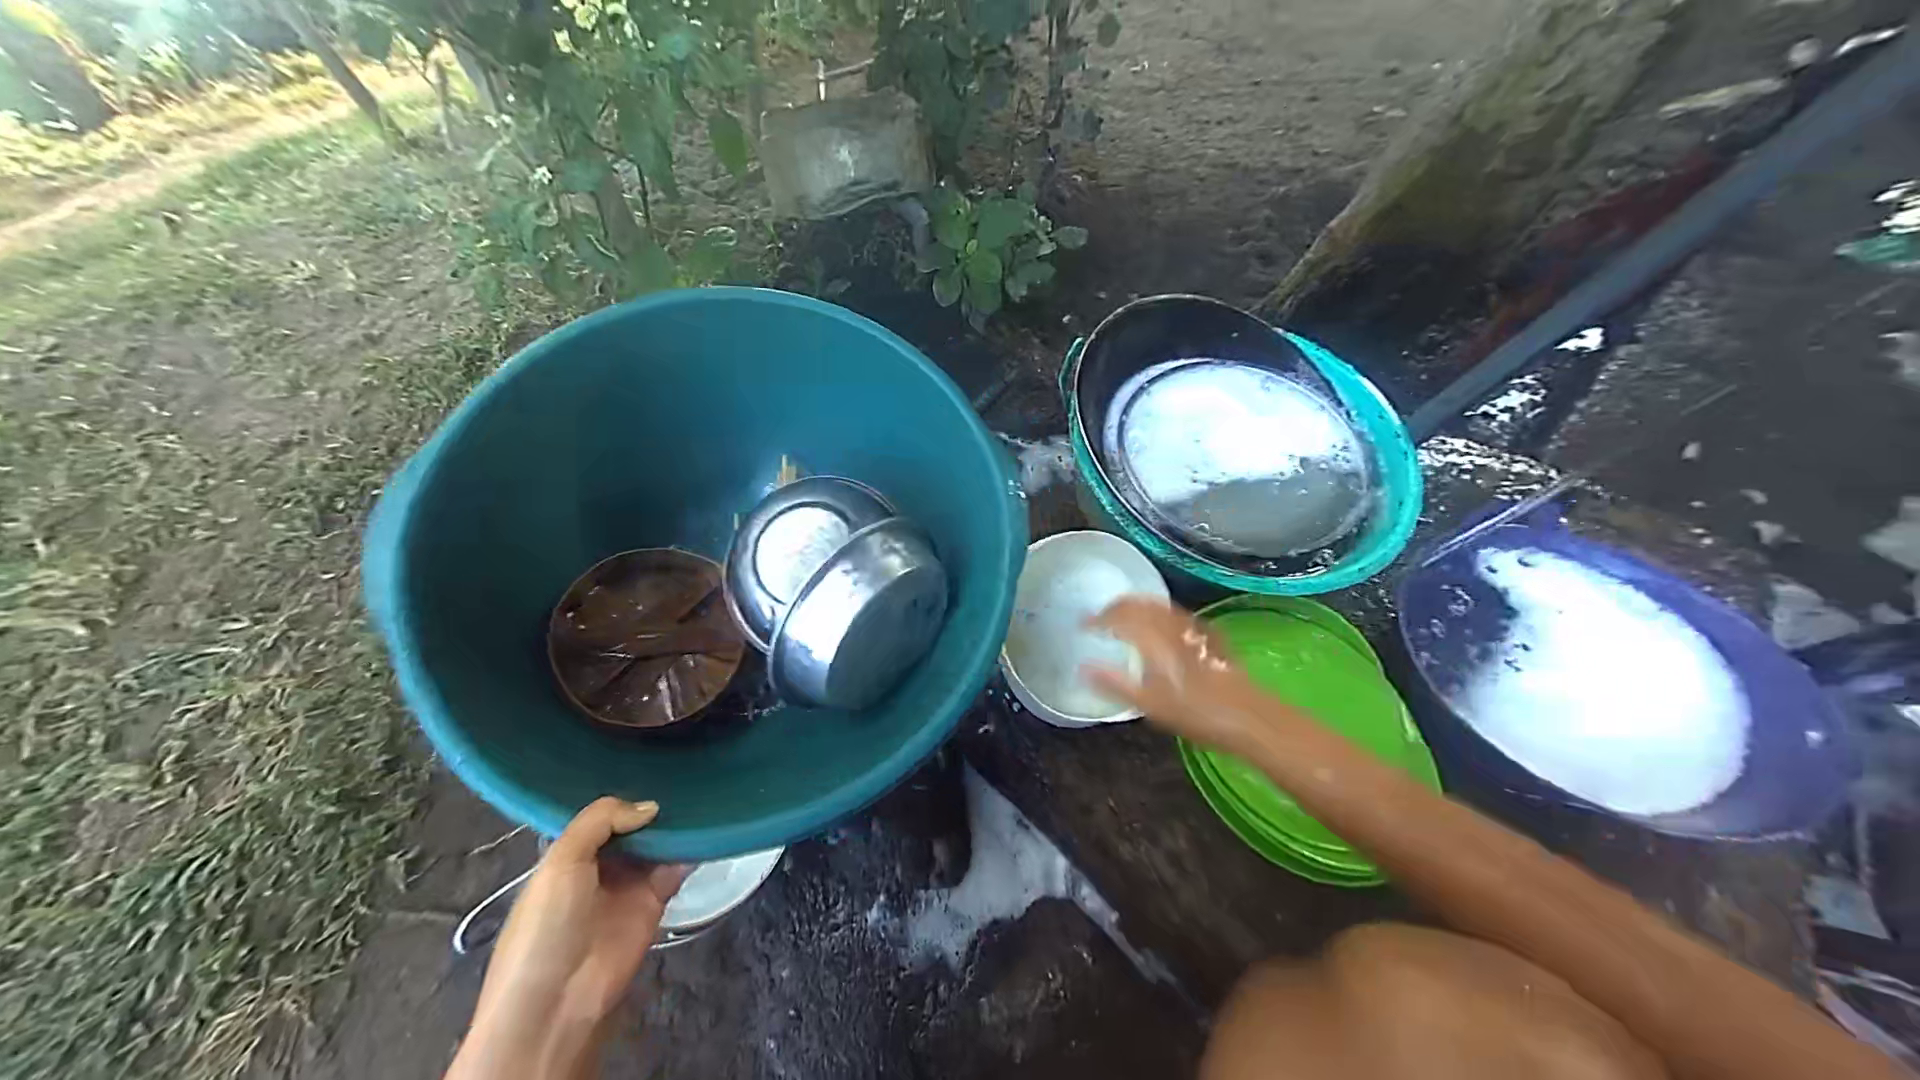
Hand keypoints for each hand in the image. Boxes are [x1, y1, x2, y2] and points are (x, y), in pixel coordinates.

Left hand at [448, 798, 688, 1079]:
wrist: (559, 997)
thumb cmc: (547, 924)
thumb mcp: (561, 861)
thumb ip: (600, 821)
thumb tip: (650, 807)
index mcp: (568, 855)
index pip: (599, 816)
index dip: (621, 796)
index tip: (650, 767)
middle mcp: (599, 865)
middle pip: (631, 828)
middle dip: (651, 807)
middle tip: (681, 775)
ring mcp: (628, 884)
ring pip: (656, 844)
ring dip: (673, 826)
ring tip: (698, 794)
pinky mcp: (654, 901)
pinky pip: (676, 868)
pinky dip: (690, 850)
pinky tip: (704, 828)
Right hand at [1082, 597, 1303, 754]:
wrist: (1252, 718)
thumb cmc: (1198, 715)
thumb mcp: (1151, 705)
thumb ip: (1116, 683)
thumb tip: (1084, 668)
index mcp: (1155, 639)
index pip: (1120, 617)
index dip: (1099, 618)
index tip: (1084, 624)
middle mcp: (1173, 627)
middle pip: (1141, 604)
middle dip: (1118, 605)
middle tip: (1102, 613)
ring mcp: (1195, 630)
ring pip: (1161, 605)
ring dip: (1139, 604)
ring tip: (1126, 612)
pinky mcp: (1211, 637)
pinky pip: (1179, 614)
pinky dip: (1162, 612)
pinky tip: (1163, 624)